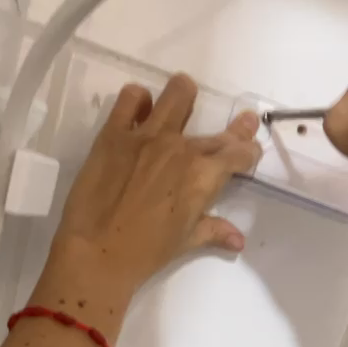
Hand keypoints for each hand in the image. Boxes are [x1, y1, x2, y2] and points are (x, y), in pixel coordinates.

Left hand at [39, 75, 261, 320]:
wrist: (96, 252)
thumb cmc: (146, 253)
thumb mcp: (184, 242)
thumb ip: (214, 231)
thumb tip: (238, 240)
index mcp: (203, 176)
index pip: (237, 153)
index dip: (248, 151)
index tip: (250, 150)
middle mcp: (180, 148)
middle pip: (216, 132)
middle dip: (234, 130)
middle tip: (240, 125)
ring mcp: (147, 135)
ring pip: (178, 93)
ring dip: (185, 97)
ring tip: (183, 104)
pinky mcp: (114, 132)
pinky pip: (131, 98)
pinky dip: (138, 101)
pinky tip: (139, 112)